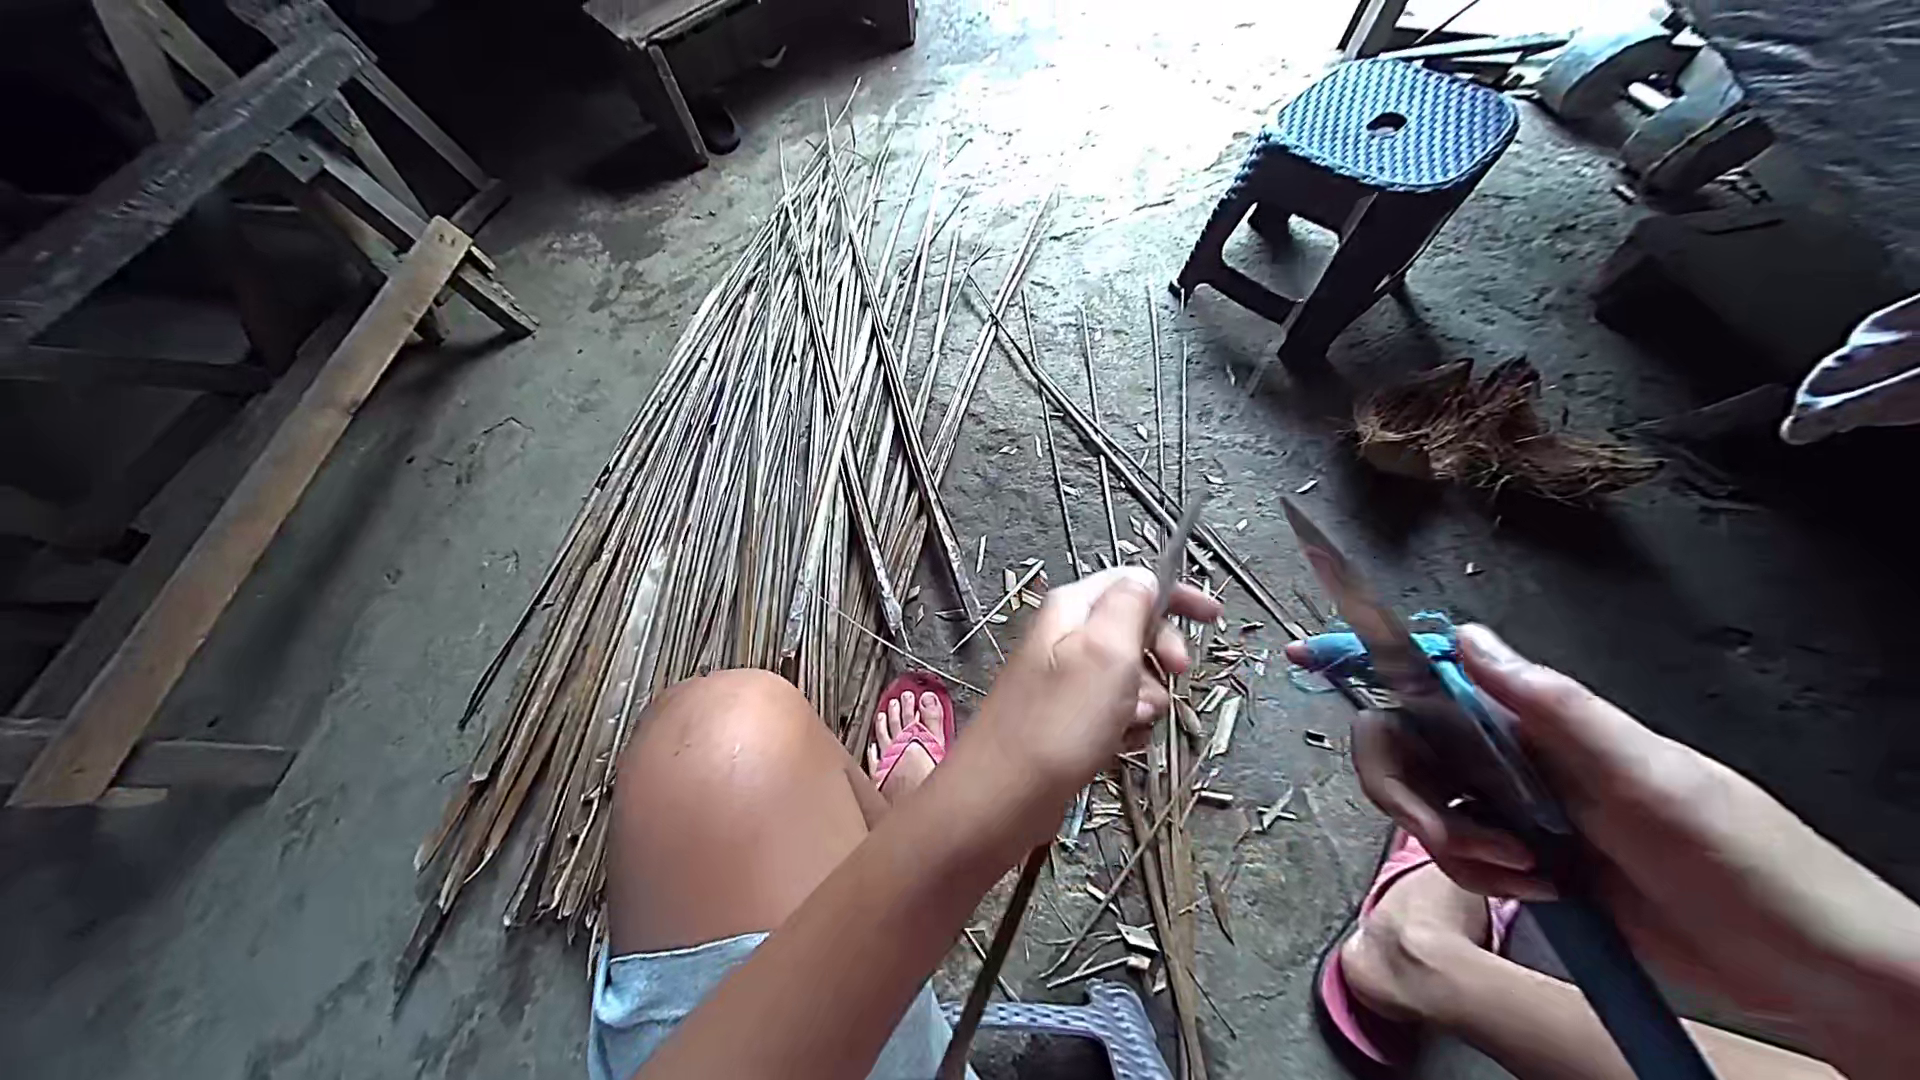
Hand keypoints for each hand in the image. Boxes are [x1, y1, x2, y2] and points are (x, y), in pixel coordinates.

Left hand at [942, 567, 1221, 858]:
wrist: (1005, 795)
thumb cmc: (1061, 721)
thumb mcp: (1106, 650)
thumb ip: (1129, 604)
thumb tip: (1145, 578)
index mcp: (1072, 608)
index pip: (1131, 581)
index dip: (1175, 595)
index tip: (1213, 617)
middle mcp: (1066, 636)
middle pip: (1135, 627)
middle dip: (1162, 651)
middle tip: (1178, 673)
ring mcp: (1066, 678)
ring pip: (1131, 674)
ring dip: (1146, 696)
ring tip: (1131, 719)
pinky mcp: (1068, 716)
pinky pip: (1115, 709)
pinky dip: (1127, 722)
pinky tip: (1119, 741)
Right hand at [1320, 624, 1919, 1053]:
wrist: (1804, 971)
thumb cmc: (1739, 857)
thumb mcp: (1647, 774)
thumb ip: (1549, 704)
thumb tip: (1462, 633)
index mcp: (1523, 718)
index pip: (1425, 676)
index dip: (1359, 659)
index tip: (1303, 655)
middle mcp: (1499, 752)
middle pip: (1396, 749)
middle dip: (1409, 797)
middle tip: (1460, 839)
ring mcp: (1500, 803)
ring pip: (1415, 804)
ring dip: (1454, 844)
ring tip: (1527, 872)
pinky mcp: (1505, 852)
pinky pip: (1449, 851)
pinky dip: (1477, 873)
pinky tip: (1535, 888)